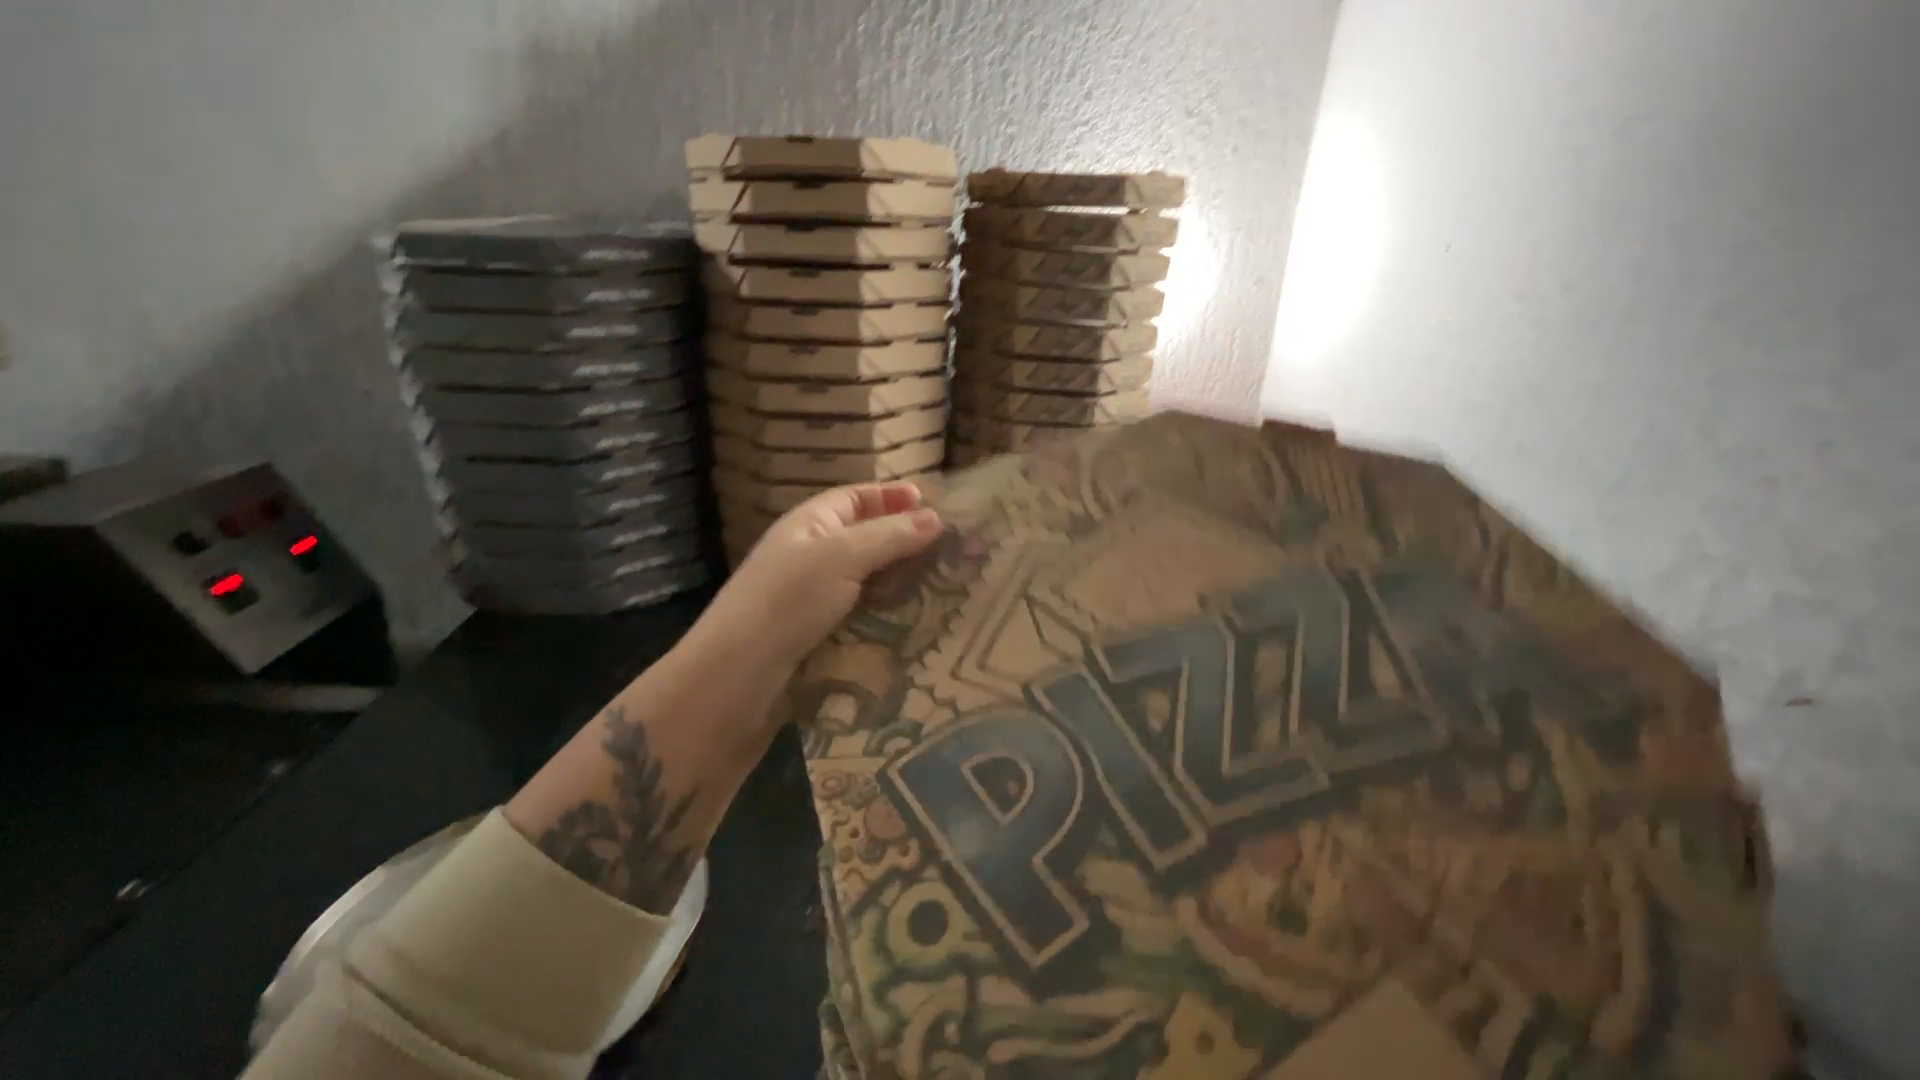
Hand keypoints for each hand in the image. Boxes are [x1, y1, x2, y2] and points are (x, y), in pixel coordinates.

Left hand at [505, 481, 940, 912]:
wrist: (736, 681)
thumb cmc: (786, 603)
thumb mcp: (841, 558)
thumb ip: (890, 536)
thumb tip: (936, 517)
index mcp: (808, 525)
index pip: (855, 498)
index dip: (893, 497)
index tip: (936, 506)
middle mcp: (810, 557)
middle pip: (866, 540)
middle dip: (907, 544)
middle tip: (957, 553)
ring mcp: (813, 602)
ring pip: (868, 584)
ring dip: (903, 585)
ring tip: (950, 589)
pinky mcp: (821, 640)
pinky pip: (864, 620)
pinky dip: (890, 619)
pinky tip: (920, 627)